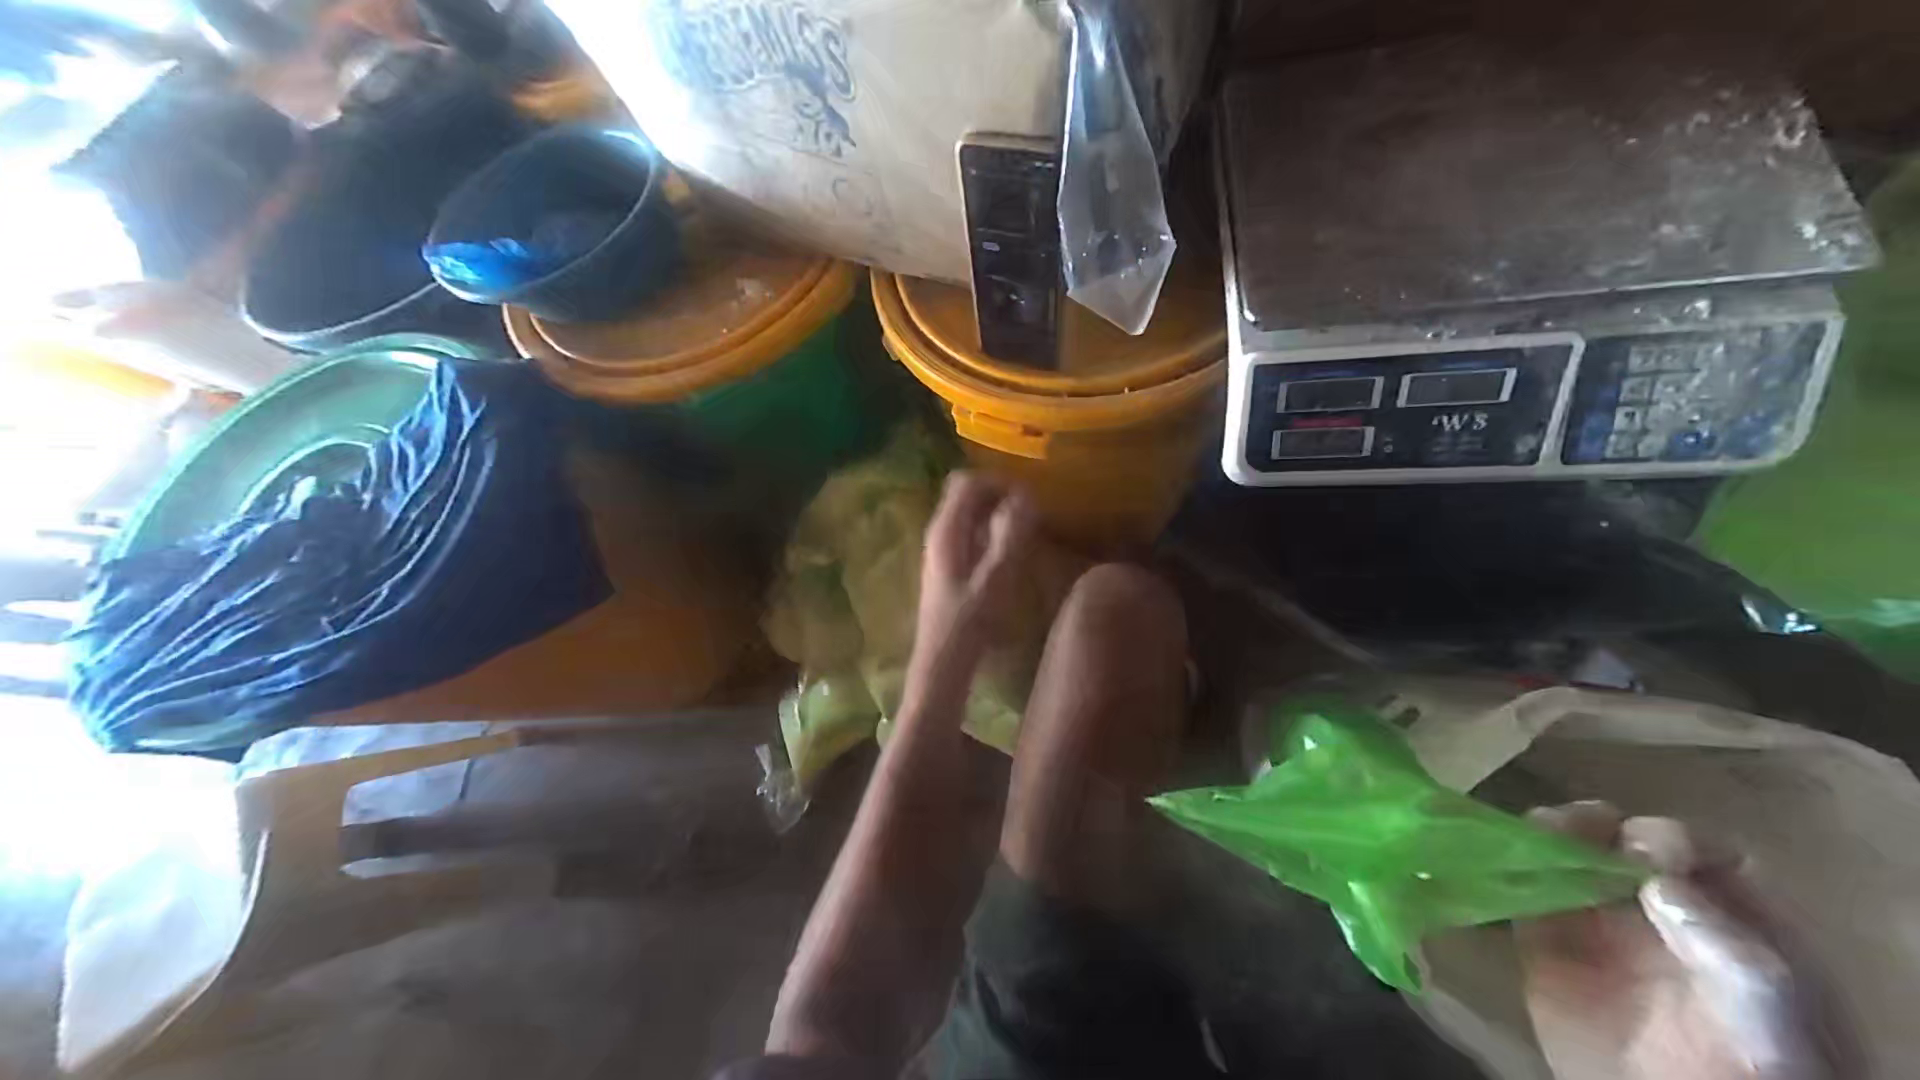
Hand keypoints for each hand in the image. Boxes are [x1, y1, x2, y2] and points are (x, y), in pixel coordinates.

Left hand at [914, 472, 1036, 667]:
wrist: (942, 661)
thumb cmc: (969, 622)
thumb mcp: (997, 577)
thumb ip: (1011, 534)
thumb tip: (1025, 496)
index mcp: (946, 529)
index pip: (967, 481)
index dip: (999, 482)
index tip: (1029, 497)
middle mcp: (938, 532)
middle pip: (966, 494)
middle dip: (999, 495)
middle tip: (1030, 513)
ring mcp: (940, 549)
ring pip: (968, 514)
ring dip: (996, 514)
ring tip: (1026, 531)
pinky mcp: (946, 566)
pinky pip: (969, 533)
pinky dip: (989, 532)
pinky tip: (1008, 554)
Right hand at [1516, 802, 1844, 1079]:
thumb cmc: (1753, 1070)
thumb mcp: (1768, 1013)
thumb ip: (1725, 946)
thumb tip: (1654, 880)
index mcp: (1724, 919)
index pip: (1696, 851)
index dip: (1667, 840)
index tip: (1642, 852)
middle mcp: (1655, 910)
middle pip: (1618, 842)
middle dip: (1595, 827)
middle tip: (1577, 832)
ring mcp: (1595, 923)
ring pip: (1563, 854)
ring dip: (1544, 835)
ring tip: (1531, 839)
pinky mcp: (1541, 940)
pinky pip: (1520, 889)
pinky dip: (1504, 865)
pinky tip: (1495, 856)